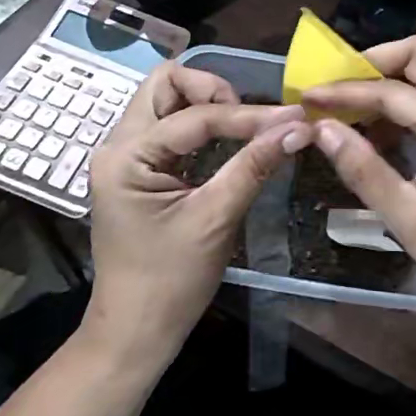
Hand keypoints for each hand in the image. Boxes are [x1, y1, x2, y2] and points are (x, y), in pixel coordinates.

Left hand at [82, 62, 310, 362]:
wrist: (134, 331)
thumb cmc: (170, 283)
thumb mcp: (215, 220)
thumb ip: (253, 166)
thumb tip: (298, 129)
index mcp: (126, 156)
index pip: (193, 116)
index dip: (246, 116)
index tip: (292, 118)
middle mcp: (117, 144)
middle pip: (164, 84)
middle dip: (211, 90)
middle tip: (249, 117)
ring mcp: (124, 155)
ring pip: (164, 100)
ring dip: (204, 103)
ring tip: (243, 125)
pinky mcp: (136, 168)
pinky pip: (167, 126)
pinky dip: (198, 123)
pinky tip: (226, 139)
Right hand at [299, 36, 415, 315]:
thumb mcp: (407, 217)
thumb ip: (362, 168)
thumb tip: (320, 128)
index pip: (392, 91)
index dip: (346, 90)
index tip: (308, 94)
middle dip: (371, 62)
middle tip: (334, 88)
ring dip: (385, 77)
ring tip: (348, 107)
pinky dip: (400, 97)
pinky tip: (375, 128)